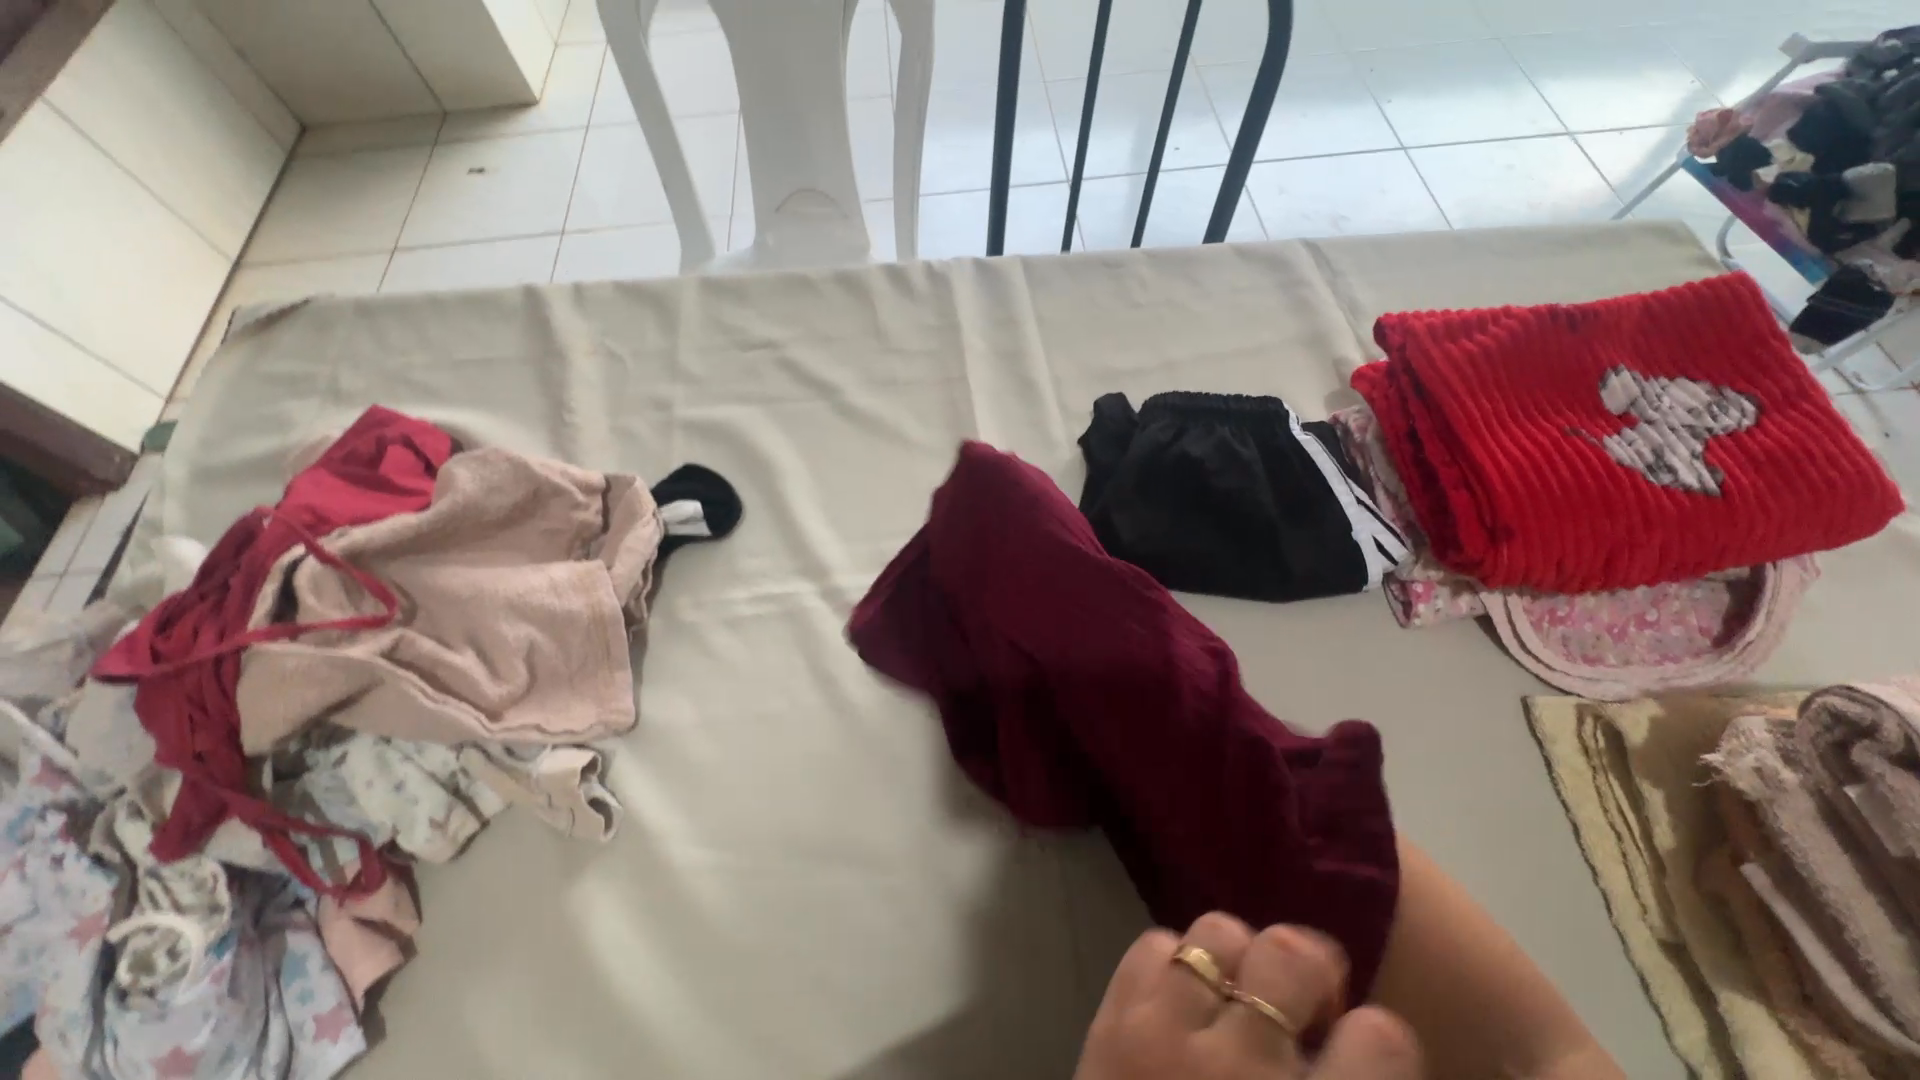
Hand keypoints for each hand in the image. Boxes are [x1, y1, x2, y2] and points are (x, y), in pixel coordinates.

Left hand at [1073, 913, 1422, 1078]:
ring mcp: (1164, 1038)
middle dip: (1309, 973)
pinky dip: (1171, 965)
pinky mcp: (1108, 1026)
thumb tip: (1361, 1054)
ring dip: (1238, 961)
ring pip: (1217, 932)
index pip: (1383, 1039)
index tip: (1360, 1055)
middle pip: (1290, 953)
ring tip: (1238, 1001)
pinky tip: (1181, 1006)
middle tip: (1302, 1009)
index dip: (1378, 1042)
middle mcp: (1239, 1069)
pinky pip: (1151, 946)